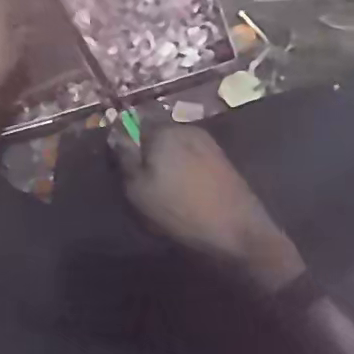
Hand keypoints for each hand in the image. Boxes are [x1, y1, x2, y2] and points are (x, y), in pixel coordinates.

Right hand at [114, 125, 305, 292]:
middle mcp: (186, 128)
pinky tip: (185, 191)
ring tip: (164, 190)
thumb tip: (115, 132)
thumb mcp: (138, 189)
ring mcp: (208, 143)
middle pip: (156, 133)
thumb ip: (125, 157)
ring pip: (175, 146)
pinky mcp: (222, 160)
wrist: (237, 231)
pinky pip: (192, 158)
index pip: (132, 122)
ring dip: (166, 161)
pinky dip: (184, 170)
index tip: (120, 163)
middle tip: (140, 180)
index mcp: (163, 130)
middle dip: (146, 150)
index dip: (123, 140)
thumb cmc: (179, 211)